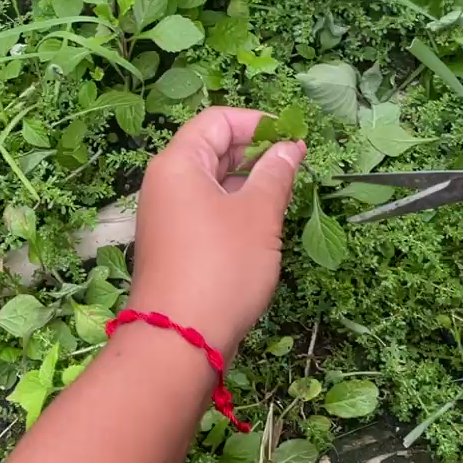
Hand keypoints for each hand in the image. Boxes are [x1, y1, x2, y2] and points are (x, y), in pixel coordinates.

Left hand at [130, 108, 305, 353]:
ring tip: (286, 195)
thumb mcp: (258, 215)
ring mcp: (168, 215)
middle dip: (255, 152)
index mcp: (178, 164)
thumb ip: (275, 173)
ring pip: (213, 182)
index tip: (293, 137)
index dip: (256, 122)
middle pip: (212, 149)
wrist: (179, 341)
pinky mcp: (175, 244)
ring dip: (249, 183)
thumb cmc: (222, 267)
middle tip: (296, 166)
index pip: (216, 121)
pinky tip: (264, 224)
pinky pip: (207, 210)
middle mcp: (166, 183)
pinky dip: (236, 208)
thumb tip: (289, 147)